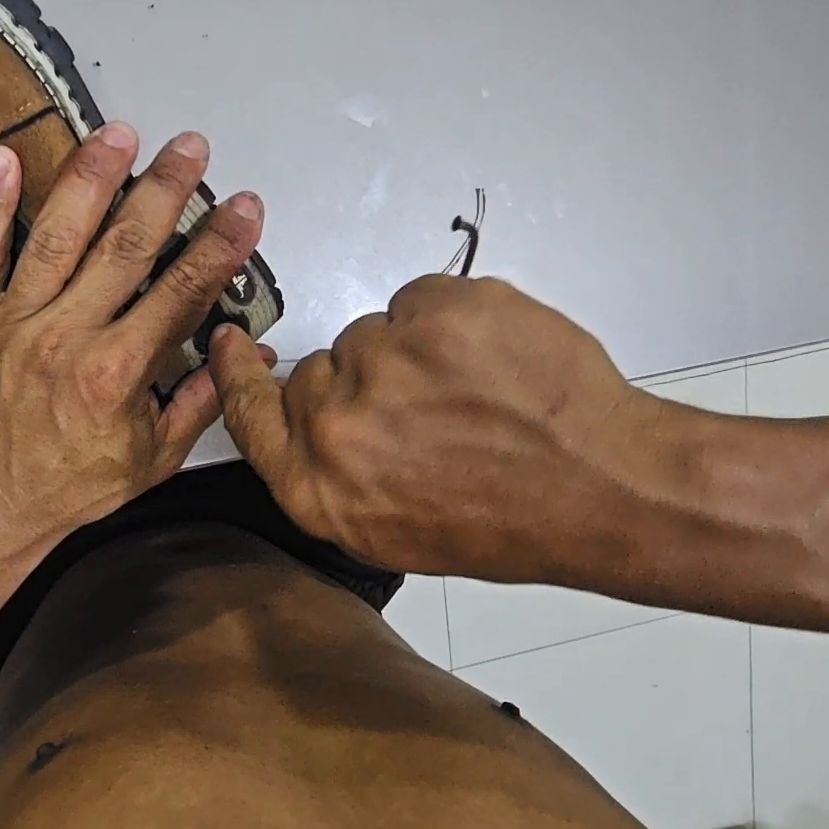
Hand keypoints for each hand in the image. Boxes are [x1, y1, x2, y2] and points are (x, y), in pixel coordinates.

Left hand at [0, 123, 266, 559]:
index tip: (245, 207)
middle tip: (191, 147)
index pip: (180, 292)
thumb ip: (201, 401)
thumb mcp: (154, 457)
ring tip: (119, 133)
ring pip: (57, 236)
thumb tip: (248, 354)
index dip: (218, 246)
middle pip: (124, 248)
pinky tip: (4, 157)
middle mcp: (67, 335)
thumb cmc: (77, 483)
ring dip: (90, 179)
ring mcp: (14, 321)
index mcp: (118, 371)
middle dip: (164, 192)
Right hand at [209, 275, 674, 582]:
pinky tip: (489, 364)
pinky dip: (452, 322)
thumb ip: (326, 474)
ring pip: (373, 331)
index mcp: (315, 485)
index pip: (247, 412)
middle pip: (317, 368)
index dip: (236, 374)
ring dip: (412, 352)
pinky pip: (420, 299)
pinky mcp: (437, 311)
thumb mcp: (384, 528)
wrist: (599, 489)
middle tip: (422, 408)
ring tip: (469, 393)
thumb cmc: (503, 521)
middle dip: (361, 382)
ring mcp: (384, 361)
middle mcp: (333, 425)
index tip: (230, 345)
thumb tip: (312, 426)